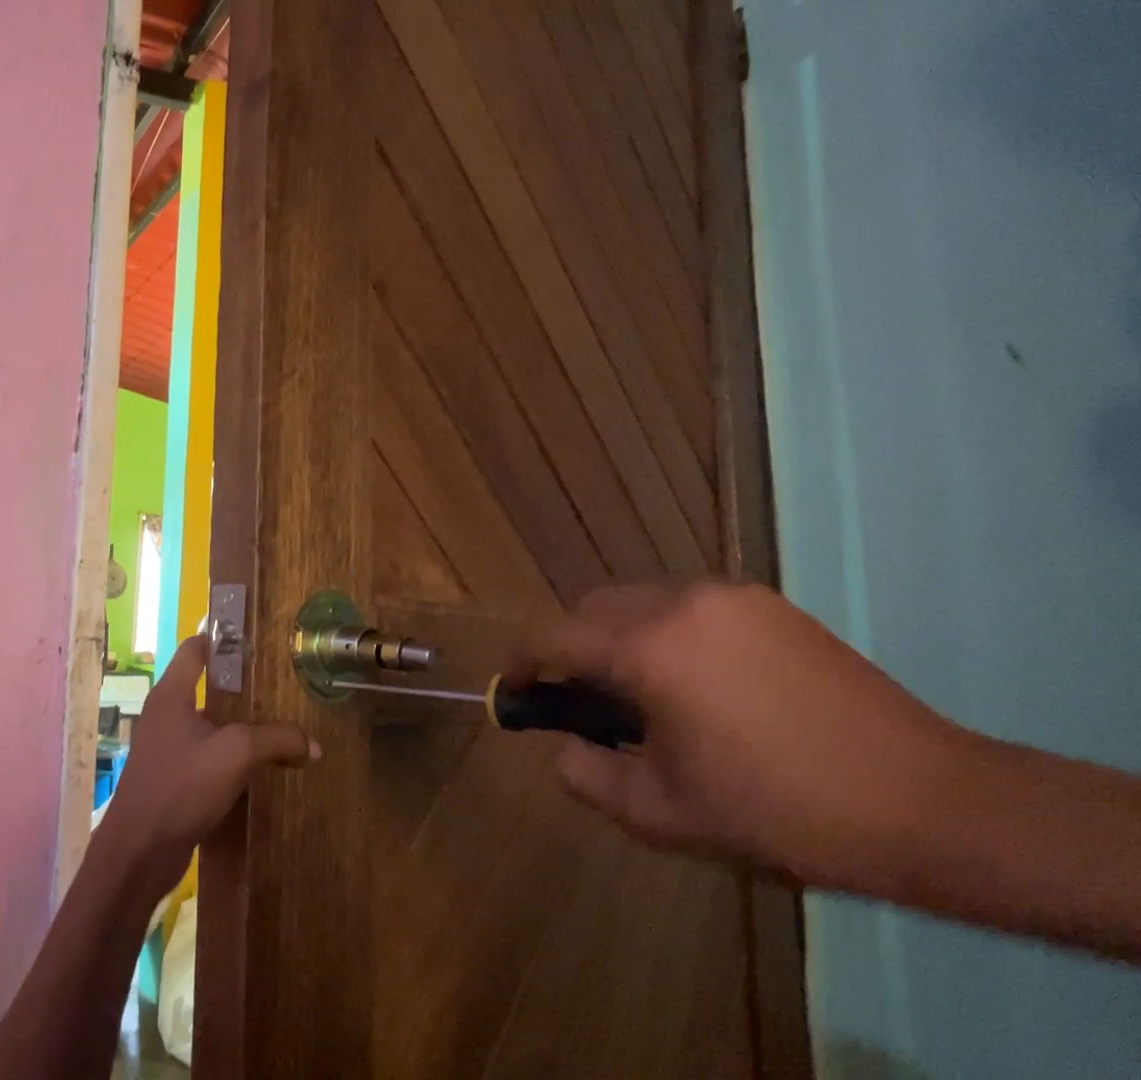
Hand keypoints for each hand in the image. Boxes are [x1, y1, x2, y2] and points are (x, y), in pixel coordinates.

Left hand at [98, 636, 319, 885]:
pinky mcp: (171, 779)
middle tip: (282, 684)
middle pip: (205, 686)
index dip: (223, 638)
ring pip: (208, 724)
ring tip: (279, 724)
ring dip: (238, 724)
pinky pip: (206, 756)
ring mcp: (165, 748)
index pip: (195, 649)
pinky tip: (258, 767)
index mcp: (171, 695)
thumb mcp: (235, 754)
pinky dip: (231, 756)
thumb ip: (276, 739)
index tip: (257, 637)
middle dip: (241, 685)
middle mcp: (164, 715)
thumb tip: (312, 745)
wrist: (140, 851)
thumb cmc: (180, 787)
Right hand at [510, 583, 972, 887]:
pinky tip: (694, 687)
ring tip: (640, 697)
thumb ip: (586, 774)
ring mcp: (733, 599)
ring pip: (640, 601)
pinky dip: (664, 635)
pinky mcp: (772, 608)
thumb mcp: (660, 811)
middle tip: (579, 701)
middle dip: (569, 647)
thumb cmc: (776, 810)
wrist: (925, 803)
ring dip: (617, 638)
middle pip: (592, 608)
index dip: (522, 663)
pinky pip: (688, 608)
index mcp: (648, 649)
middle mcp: (683, 604)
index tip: (514, 691)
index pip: (552, 637)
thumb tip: (563, 746)